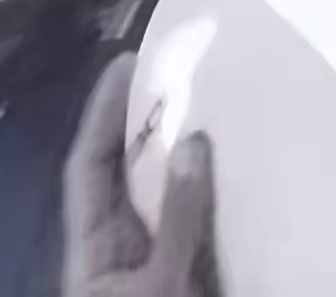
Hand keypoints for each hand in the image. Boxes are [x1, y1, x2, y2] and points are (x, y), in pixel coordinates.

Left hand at [63, 53, 218, 296]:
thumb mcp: (158, 289)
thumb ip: (177, 217)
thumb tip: (194, 138)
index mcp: (95, 250)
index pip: (89, 168)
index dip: (102, 114)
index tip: (127, 61)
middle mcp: (127, 240)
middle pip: (132, 166)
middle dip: (150, 115)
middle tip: (182, 63)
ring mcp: (166, 247)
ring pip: (174, 180)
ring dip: (190, 139)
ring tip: (215, 91)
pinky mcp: (202, 256)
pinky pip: (209, 201)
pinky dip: (222, 171)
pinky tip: (246, 146)